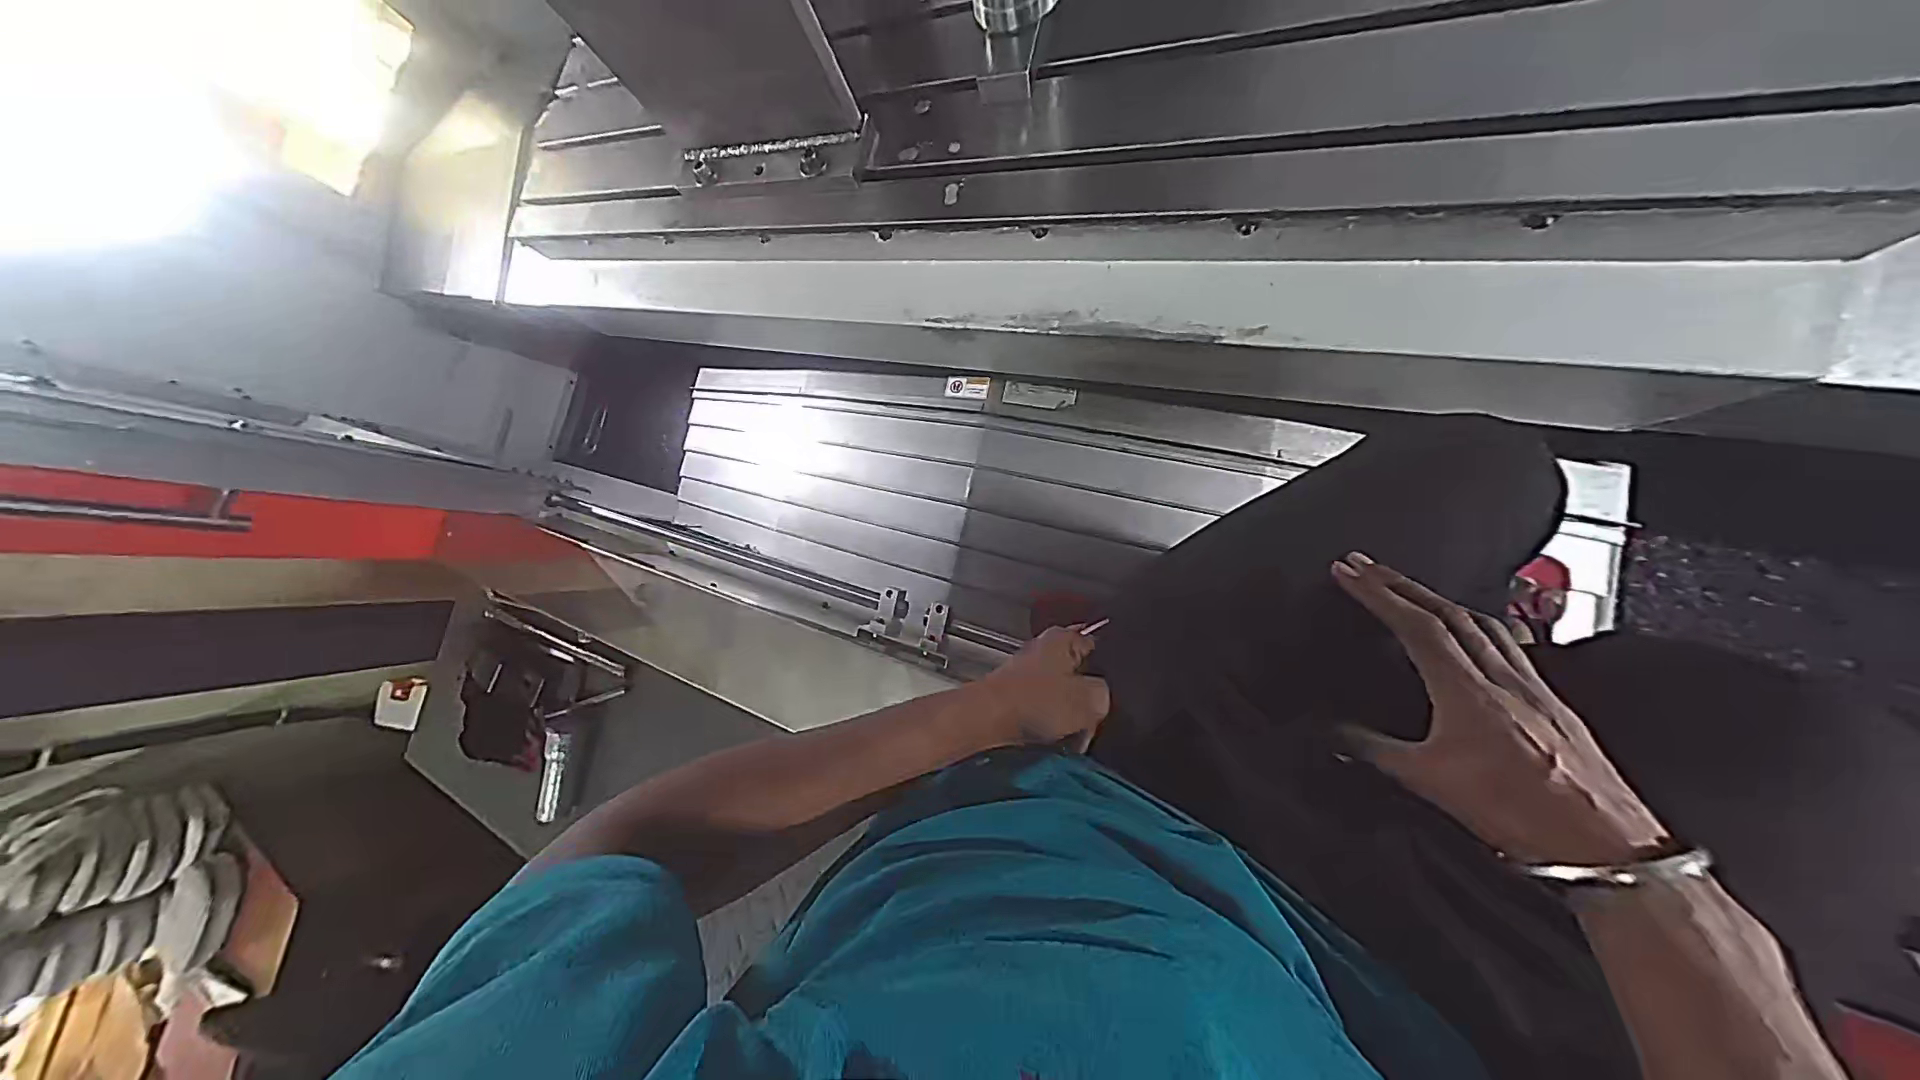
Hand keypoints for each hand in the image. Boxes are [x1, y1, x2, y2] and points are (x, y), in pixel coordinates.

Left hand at [973, 626, 1111, 750]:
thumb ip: (1106, 695)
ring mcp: (1030, 672)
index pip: (1102, 647)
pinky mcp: (1019, 694)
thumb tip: (1101, 700)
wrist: (986, 720)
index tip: (1117, 694)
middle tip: (1094, 718)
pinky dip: (1054, 722)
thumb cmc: (1033, 702)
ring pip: (1066, 695)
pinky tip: (1057, 737)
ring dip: (1072, 715)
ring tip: (1075, 733)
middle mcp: (1045, 648)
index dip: (1114, 672)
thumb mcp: (1090, 699)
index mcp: (1064, 637)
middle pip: (1083, 675)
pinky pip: (1048, 708)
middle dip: (1090, 698)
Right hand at [1332, 553, 1669, 864]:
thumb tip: (1334, 733)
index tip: (1349, 572)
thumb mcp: (1428, 783)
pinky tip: (1472, 627)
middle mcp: (1504, 679)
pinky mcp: (1552, 699)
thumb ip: (1373, 750)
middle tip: (1367, 566)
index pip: (1416, 626)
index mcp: (1469, 693)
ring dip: (1436, 596)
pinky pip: (1511, 641)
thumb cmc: (1522, 815)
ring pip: (1481, 621)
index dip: (1377, 593)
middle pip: (1447, 612)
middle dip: (1399, 583)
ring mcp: (1533, 685)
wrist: (1604, 847)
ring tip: (1408, 587)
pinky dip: (1477, 621)